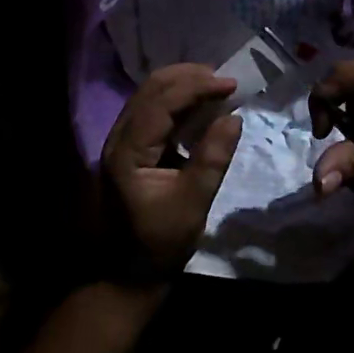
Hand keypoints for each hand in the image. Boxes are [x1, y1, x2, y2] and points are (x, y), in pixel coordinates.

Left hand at [99, 65, 240, 280]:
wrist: (126, 275)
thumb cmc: (159, 243)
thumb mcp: (192, 204)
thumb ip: (212, 158)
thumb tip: (233, 118)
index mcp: (128, 150)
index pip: (162, 102)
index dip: (197, 87)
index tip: (231, 84)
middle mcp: (119, 137)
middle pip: (151, 89)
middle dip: (189, 77)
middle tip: (225, 81)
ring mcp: (123, 141)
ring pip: (151, 96)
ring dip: (183, 85)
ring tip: (216, 87)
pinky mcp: (132, 148)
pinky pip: (153, 111)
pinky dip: (178, 101)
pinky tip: (201, 106)